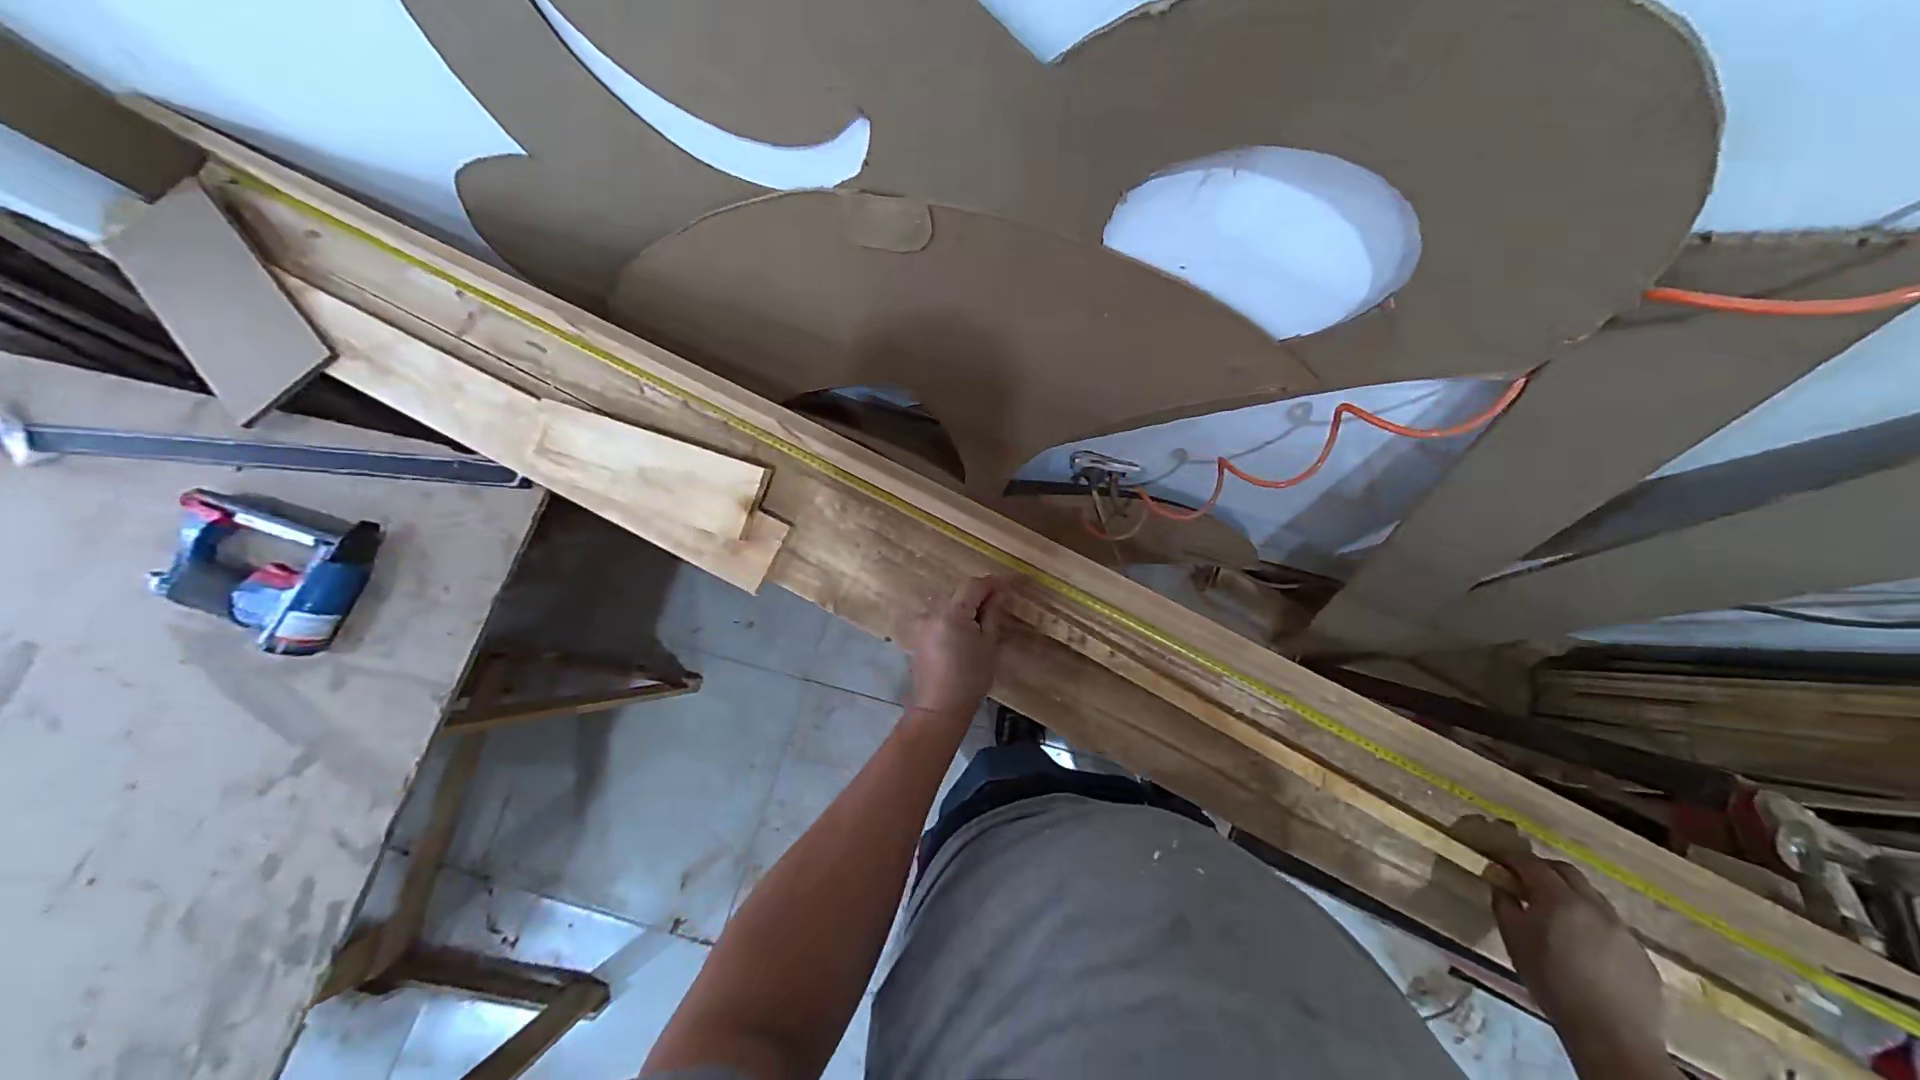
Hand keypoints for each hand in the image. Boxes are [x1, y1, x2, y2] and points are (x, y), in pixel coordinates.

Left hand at [906, 575, 1008, 722]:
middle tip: (998, 603)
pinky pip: (939, 616)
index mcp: (952, 612)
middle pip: (958, 592)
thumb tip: (999, 593)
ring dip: (965, 604)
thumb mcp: (988, 643)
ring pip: (948, 603)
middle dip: (978, 593)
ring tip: (983, 619)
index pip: (973, 585)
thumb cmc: (971, 677)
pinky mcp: (919, 635)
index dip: (992, 583)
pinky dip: (953, 616)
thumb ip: (992, 614)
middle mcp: (933, 612)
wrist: (940, 707)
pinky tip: (965, 630)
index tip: (1008, 585)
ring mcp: (923, 623)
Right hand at [1492, 853, 1674, 1078]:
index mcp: (1560, 899)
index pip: (1532, 864)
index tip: (1496, 859)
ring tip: (1554, 913)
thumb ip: (1505, 907)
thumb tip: (1502, 888)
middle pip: (1568, 872)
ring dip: (1570, 895)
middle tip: (1524, 879)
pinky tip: (1583, 946)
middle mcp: (1595, 906)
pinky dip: (1591, 922)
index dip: (1511, 858)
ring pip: (1592, 898)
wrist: (1612, 1033)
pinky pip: (1611, 926)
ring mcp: (1623, 930)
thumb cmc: (1551, 982)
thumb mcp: (1514, 941)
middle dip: (1544, 869)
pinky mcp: (1641, 954)